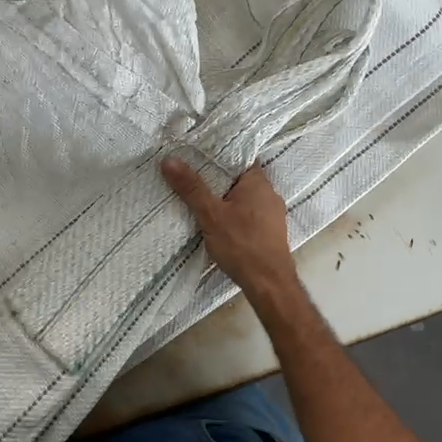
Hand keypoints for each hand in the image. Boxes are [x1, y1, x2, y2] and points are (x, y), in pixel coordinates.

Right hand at [162, 158, 295, 289]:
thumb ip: (191, 187)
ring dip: (223, 197)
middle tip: (189, 174)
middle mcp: (269, 194)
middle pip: (237, 177)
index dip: (216, 154)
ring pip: (242, 197)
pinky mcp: (269, 233)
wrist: (270, 287)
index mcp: (259, 182)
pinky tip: (216, 220)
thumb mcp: (210, 214)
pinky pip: (247, 213)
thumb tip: (169, 159)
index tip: (194, 153)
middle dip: (215, 177)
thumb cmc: (242, 244)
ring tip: (197, 196)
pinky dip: (232, 213)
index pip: (238, 157)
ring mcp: (272, 215)